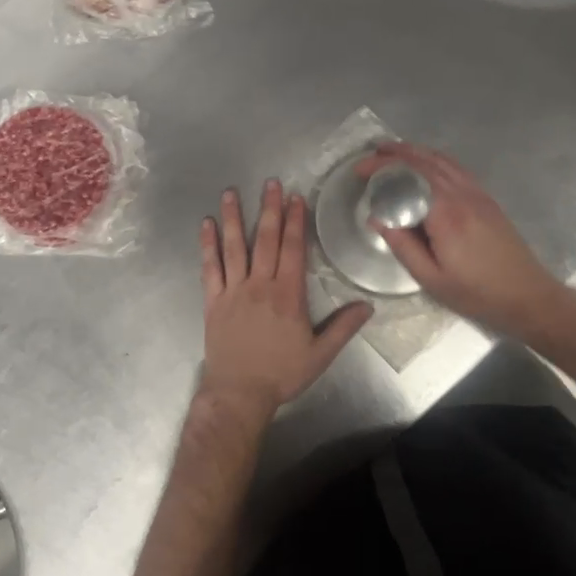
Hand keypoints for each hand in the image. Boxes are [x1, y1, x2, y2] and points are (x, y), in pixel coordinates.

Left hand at [198, 180, 372, 415]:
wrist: (239, 392)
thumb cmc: (282, 373)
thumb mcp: (320, 354)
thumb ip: (343, 328)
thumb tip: (368, 306)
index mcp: (287, 295)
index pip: (293, 249)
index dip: (295, 222)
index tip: (295, 198)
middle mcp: (260, 285)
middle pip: (266, 240)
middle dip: (270, 209)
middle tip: (271, 183)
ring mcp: (233, 290)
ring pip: (234, 246)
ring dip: (234, 217)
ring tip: (231, 192)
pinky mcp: (213, 300)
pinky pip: (210, 267)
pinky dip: (208, 245)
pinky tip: (206, 225)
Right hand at [356, 143, 565, 337]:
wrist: (528, 296)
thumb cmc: (477, 293)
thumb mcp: (431, 278)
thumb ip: (402, 245)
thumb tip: (377, 217)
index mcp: (445, 215)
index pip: (406, 178)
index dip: (381, 169)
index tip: (359, 171)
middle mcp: (462, 195)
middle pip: (423, 162)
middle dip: (394, 154)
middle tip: (369, 156)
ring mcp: (477, 193)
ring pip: (441, 160)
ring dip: (414, 151)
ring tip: (391, 151)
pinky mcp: (486, 198)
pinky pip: (456, 168)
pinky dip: (434, 158)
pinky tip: (424, 162)